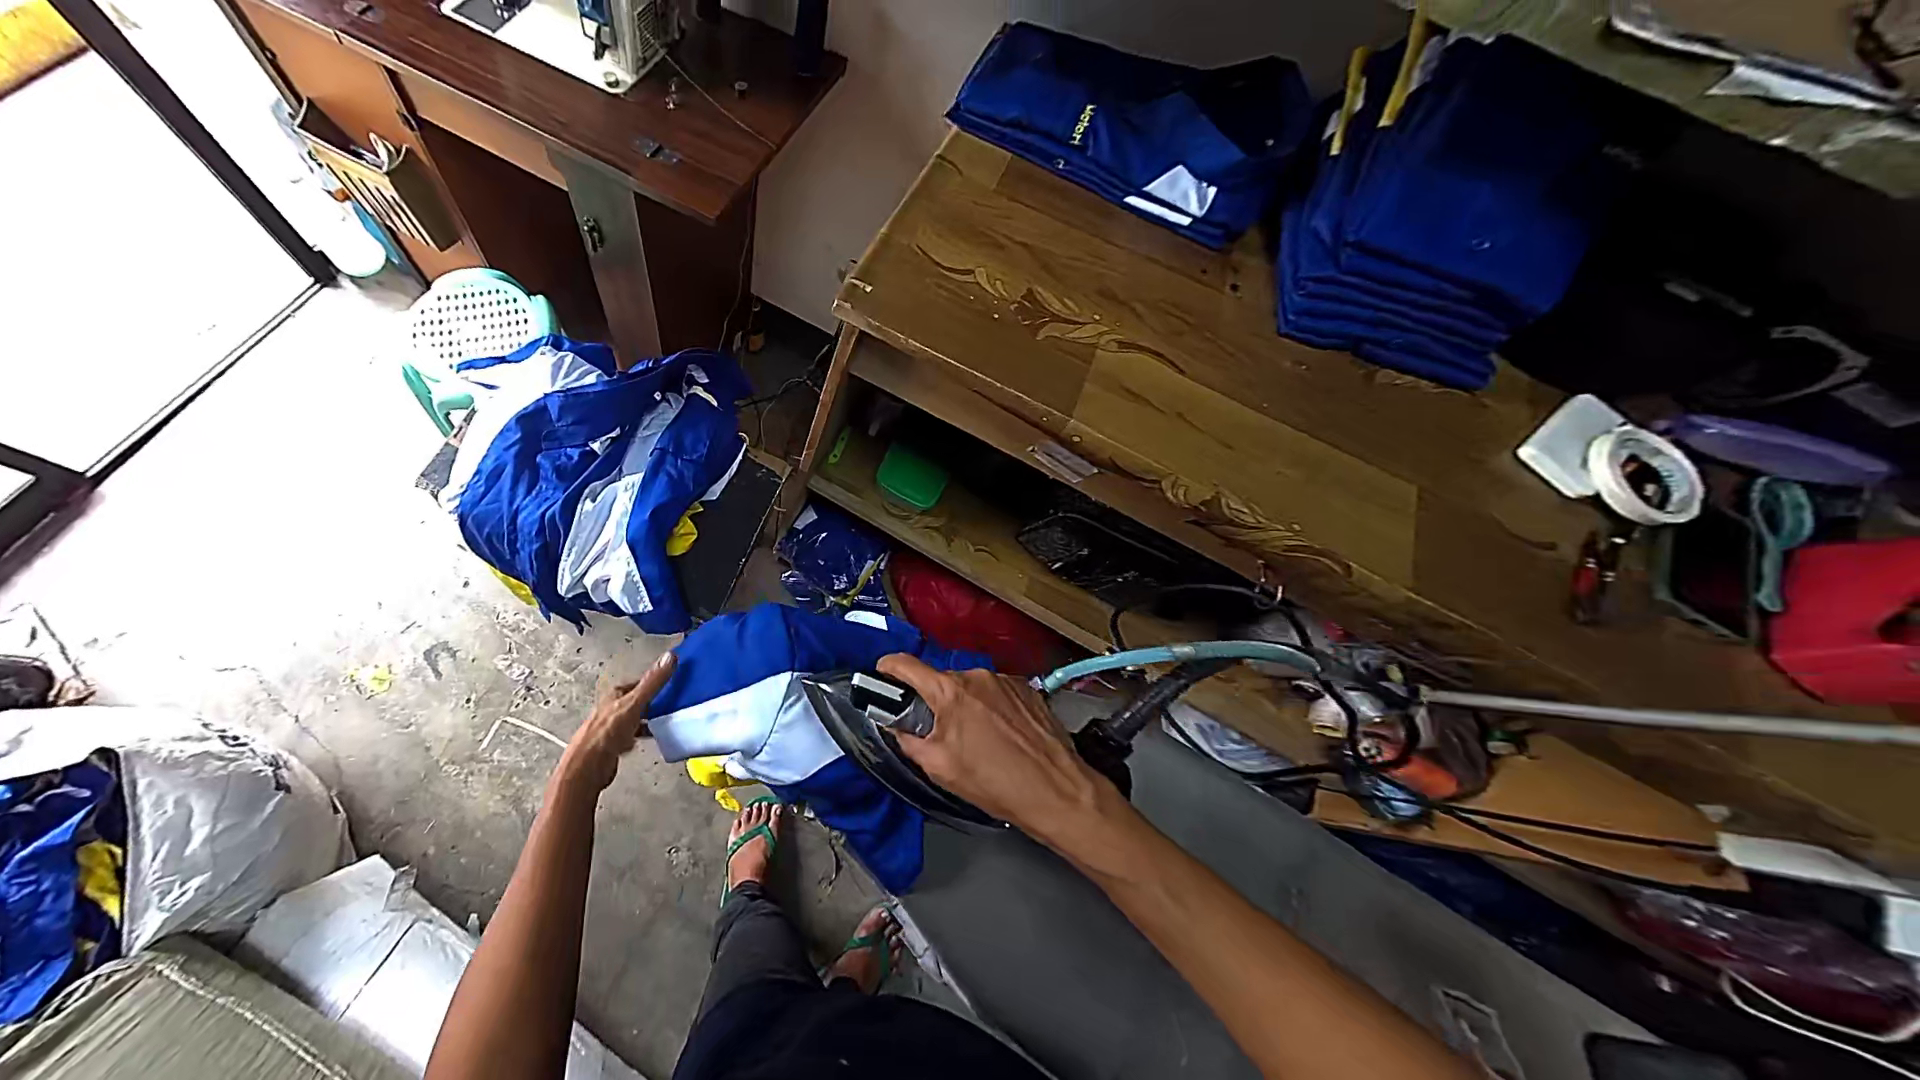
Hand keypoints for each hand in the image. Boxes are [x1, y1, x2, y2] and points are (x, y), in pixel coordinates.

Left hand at [560, 651, 676, 792]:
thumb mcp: (634, 703)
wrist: (587, 768)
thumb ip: (653, 682)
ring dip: (652, 717)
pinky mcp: (615, 743)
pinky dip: (645, 733)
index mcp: (615, 695)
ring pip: (638, 716)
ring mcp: (613, 726)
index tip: (674, 680)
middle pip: (639, 699)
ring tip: (669, 719)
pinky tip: (653, 737)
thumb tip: (669, 656)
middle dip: (656, 700)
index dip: (657, 680)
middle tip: (676, 701)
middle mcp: (612, 708)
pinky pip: (636, 733)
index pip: (641, 681)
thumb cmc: (606, 734)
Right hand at [877, 654, 1124, 853]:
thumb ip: (909, 739)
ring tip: (978, 743)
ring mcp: (1005, 680)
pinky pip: (996, 692)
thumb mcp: (939, 767)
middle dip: (934, 702)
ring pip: (971, 688)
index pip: (906, 665)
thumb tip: (897, 725)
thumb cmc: (998, 783)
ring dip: (966, 707)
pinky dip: (991, 709)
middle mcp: (978, 676)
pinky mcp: (1026, 689)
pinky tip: (1000, 737)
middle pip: (941, 680)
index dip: (888, 669)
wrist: (1055, 790)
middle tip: (938, 734)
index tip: (882, 674)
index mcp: (950, 691)